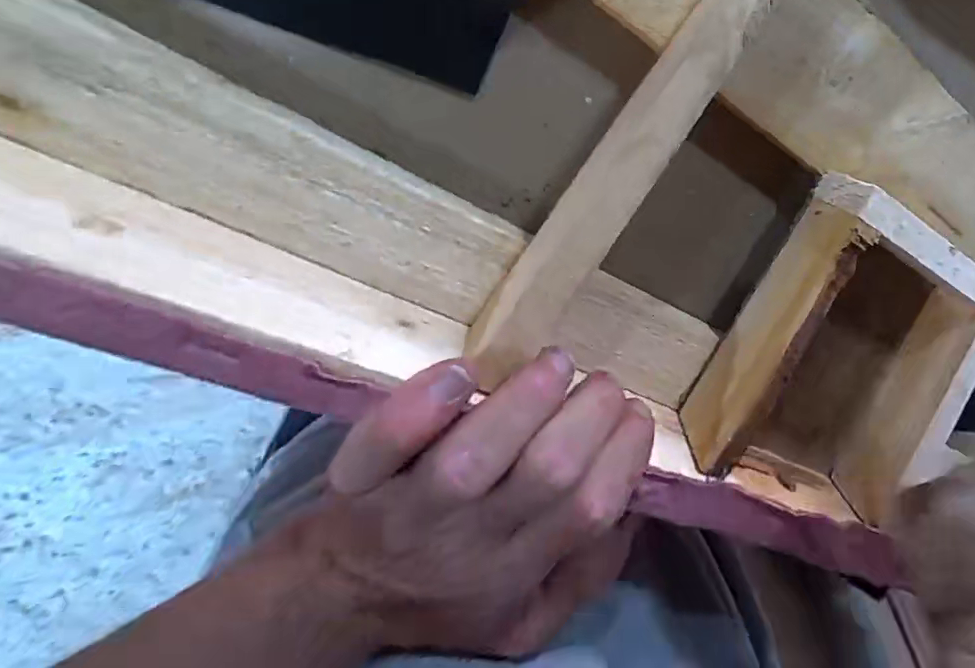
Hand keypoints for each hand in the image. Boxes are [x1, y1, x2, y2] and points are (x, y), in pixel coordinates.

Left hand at [264, 352, 654, 657]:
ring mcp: (411, 513)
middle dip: (592, 410)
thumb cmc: (453, 586)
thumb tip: (637, 503)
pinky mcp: (359, 481)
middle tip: (602, 384)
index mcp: (519, 573)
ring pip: (475, 454)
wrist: (337, 597)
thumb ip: (592, 566)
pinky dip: (421, 406)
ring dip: (528, 397)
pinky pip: (383, 444)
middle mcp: (470, 546)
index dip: (624, 451)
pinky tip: (463, 374)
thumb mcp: (532, 611)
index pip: (590, 509)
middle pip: (547, 472)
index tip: (632, 413)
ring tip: (556, 364)